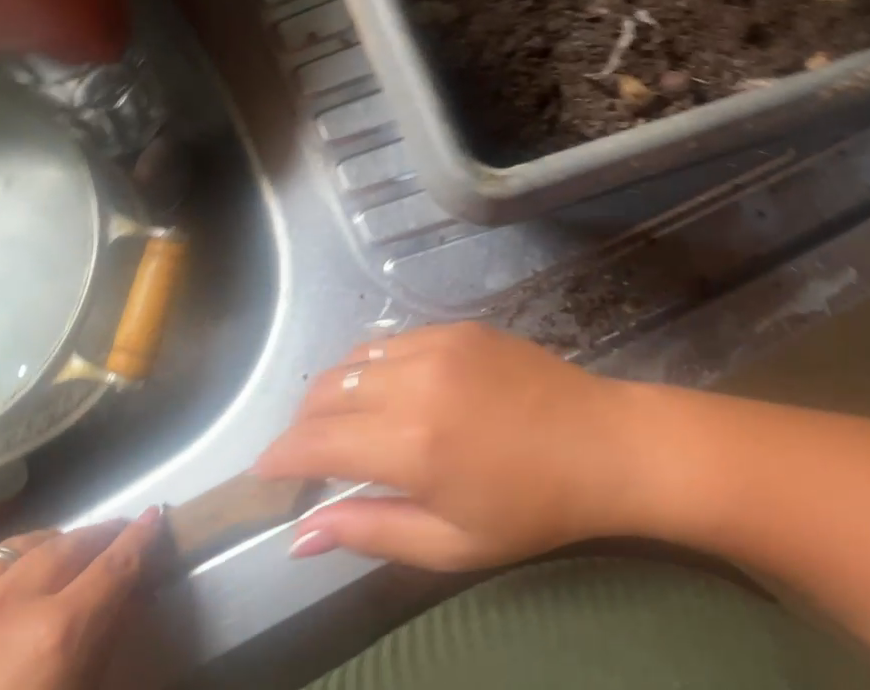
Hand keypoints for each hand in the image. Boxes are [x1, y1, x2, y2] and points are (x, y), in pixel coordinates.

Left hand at [0, 508, 161, 689]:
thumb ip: (102, 645)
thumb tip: (125, 599)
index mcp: (56, 632)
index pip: (114, 565)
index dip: (139, 538)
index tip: (153, 517)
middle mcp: (7, 604)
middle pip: (68, 546)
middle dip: (97, 537)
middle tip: (113, 536)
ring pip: (14, 549)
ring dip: (46, 547)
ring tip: (58, 552)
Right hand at [255, 322, 631, 570]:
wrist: (603, 444)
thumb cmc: (532, 507)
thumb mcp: (451, 543)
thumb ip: (370, 531)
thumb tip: (300, 535)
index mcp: (409, 443)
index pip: (313, 443)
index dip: (280, 460)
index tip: (266, 476)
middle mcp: (413, 382)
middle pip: (325, 393)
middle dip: (302, 426)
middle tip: (307, 457)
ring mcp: (439, 345)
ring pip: (354, 360)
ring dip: (333, 392)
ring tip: (342, 424)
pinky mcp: (461, 327)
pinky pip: (393, 341)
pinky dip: (372, 366)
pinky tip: (385, 390)